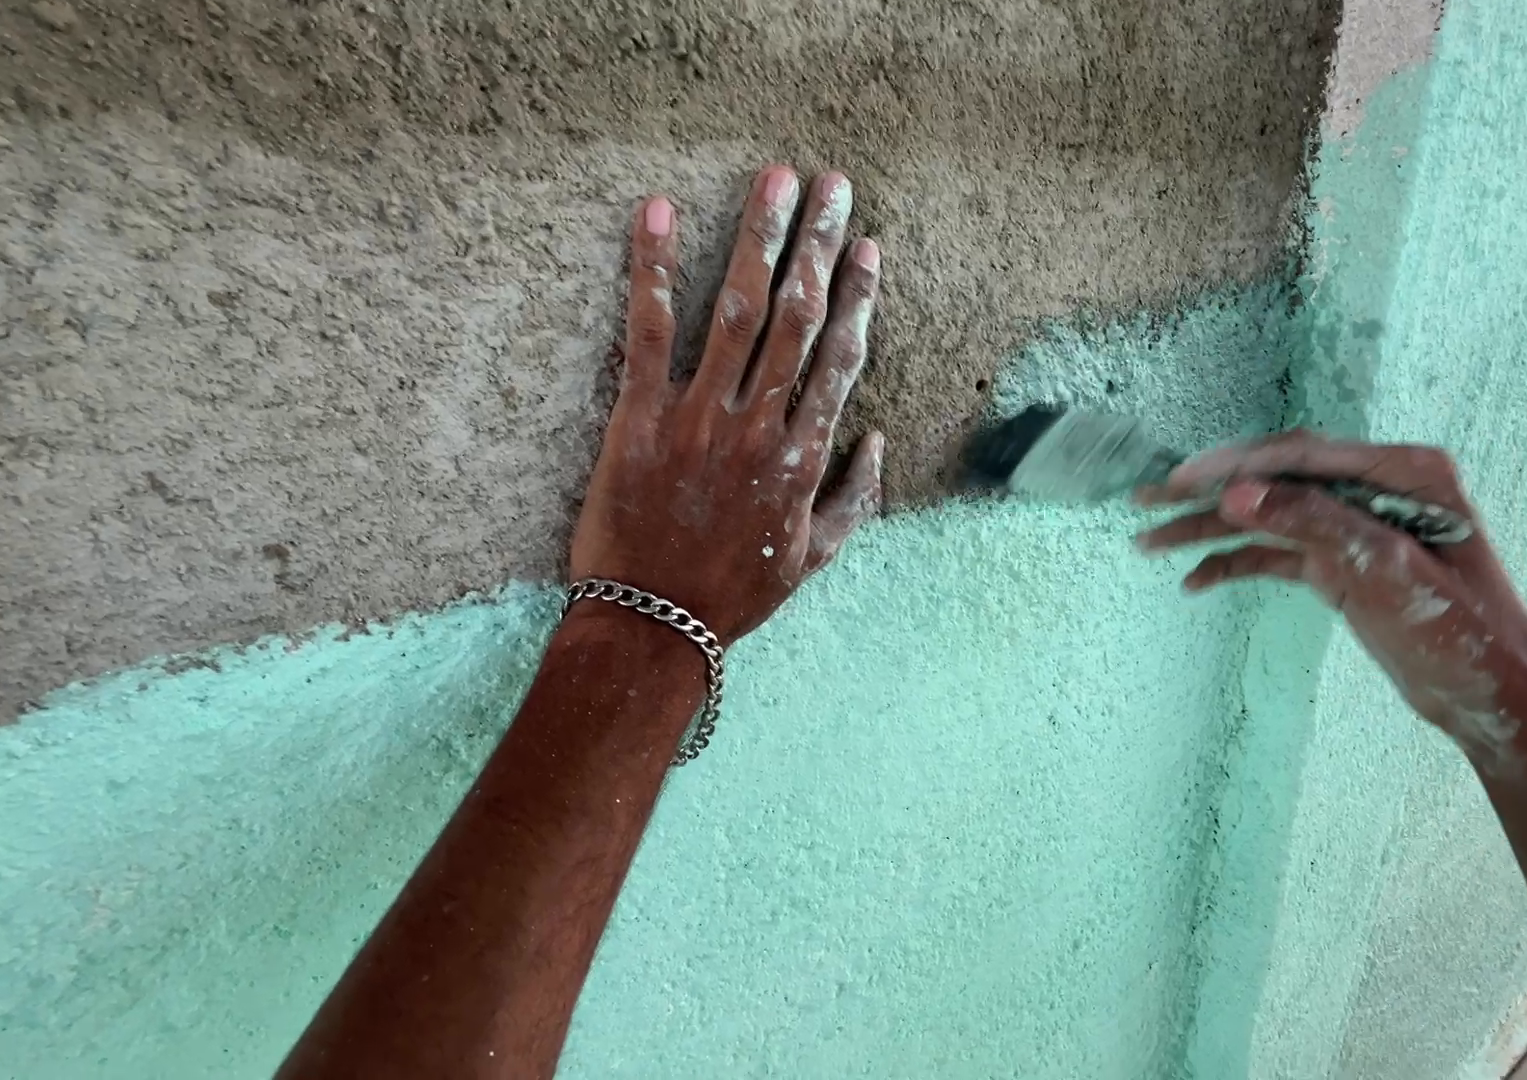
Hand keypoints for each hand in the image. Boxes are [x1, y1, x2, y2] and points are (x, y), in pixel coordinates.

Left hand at [570, 165, 883, 645]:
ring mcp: (699, 419)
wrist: (656, 625)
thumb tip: (879, 438)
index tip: (866, 246)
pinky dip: (650, 272)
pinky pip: (647, 334)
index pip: (840, 360)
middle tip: (829, 183)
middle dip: (817, 244)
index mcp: (804, 458)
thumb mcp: (817, 557)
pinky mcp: (638, 421)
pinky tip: (656, 214)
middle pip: (797, 318)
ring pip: (736, 312)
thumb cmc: (738, 592)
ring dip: (757, 238)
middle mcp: (760, 427)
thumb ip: (856, 497)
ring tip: (774, 179)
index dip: (857, 297)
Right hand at [1136, 432, 1526, 761]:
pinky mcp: (1332, 564)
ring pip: (1263, 519)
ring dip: (1206, 531)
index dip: (1235, 465)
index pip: (1300, 455)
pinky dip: (1233, 566)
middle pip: (1271, 482)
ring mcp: (1346, 528)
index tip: (1179, 480)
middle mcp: (1367, 490)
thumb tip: (1235, 494)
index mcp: (1398, 472)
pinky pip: (1271, 555)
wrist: (1491, 697)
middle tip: (1145, 501)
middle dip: (1205, 495)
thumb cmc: (1462, 633)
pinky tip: (1195, 582)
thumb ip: (1314, 525)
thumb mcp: (1388, 573)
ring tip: (1148, 543)